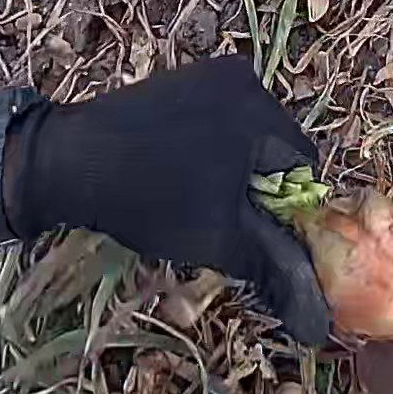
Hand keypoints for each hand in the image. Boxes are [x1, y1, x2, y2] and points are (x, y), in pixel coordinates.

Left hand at [4, 57, 330, 343]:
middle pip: (277, 143)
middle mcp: (246, 77)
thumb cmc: (151, 199)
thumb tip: (320, 324)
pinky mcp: (192, 71)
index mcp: (262, 109)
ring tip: (194, 182)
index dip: (280, 203)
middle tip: (216, 205)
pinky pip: (225, 111)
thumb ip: (275, 270)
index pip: (302, 164)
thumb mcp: (220, 238)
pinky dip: (216, 138)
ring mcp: (216, 69)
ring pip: (251, 128)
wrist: (72, 158)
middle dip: (257, 179)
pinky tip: (182, 157)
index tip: (244, 220)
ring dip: (236, 160)